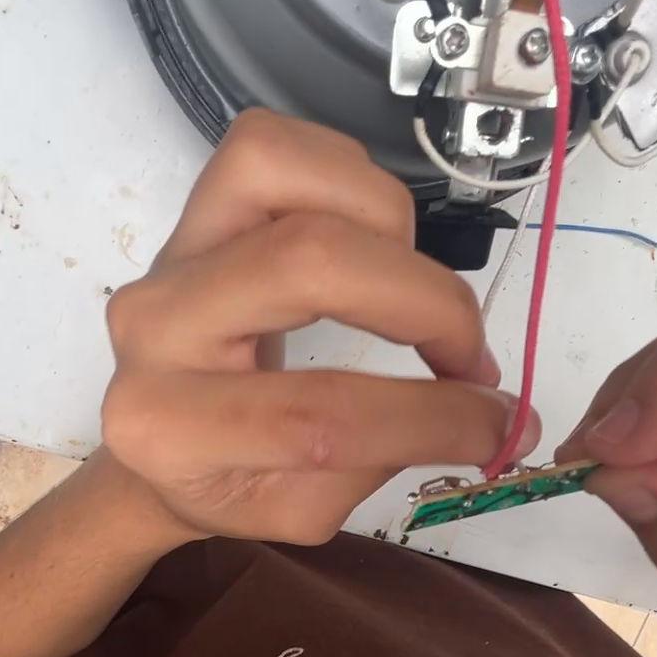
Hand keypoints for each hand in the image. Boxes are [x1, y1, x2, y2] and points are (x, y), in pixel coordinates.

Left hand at [98, 110, 537, 544]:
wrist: (155, 438)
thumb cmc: (225, 482)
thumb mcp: (299, 510)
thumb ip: (388, 463)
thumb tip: (500, 420)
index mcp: (169, 428)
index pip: (320, 415)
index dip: (435, 419)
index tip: (501, 427)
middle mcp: (154, 328)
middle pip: (307, 263)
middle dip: (427, 305)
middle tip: (468, 356)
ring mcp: (169, 255)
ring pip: (285, 174)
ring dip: (386, 227)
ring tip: (405, 292)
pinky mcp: (193, 210)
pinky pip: (272, 146)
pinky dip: (349, 178)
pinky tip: (368, 242)